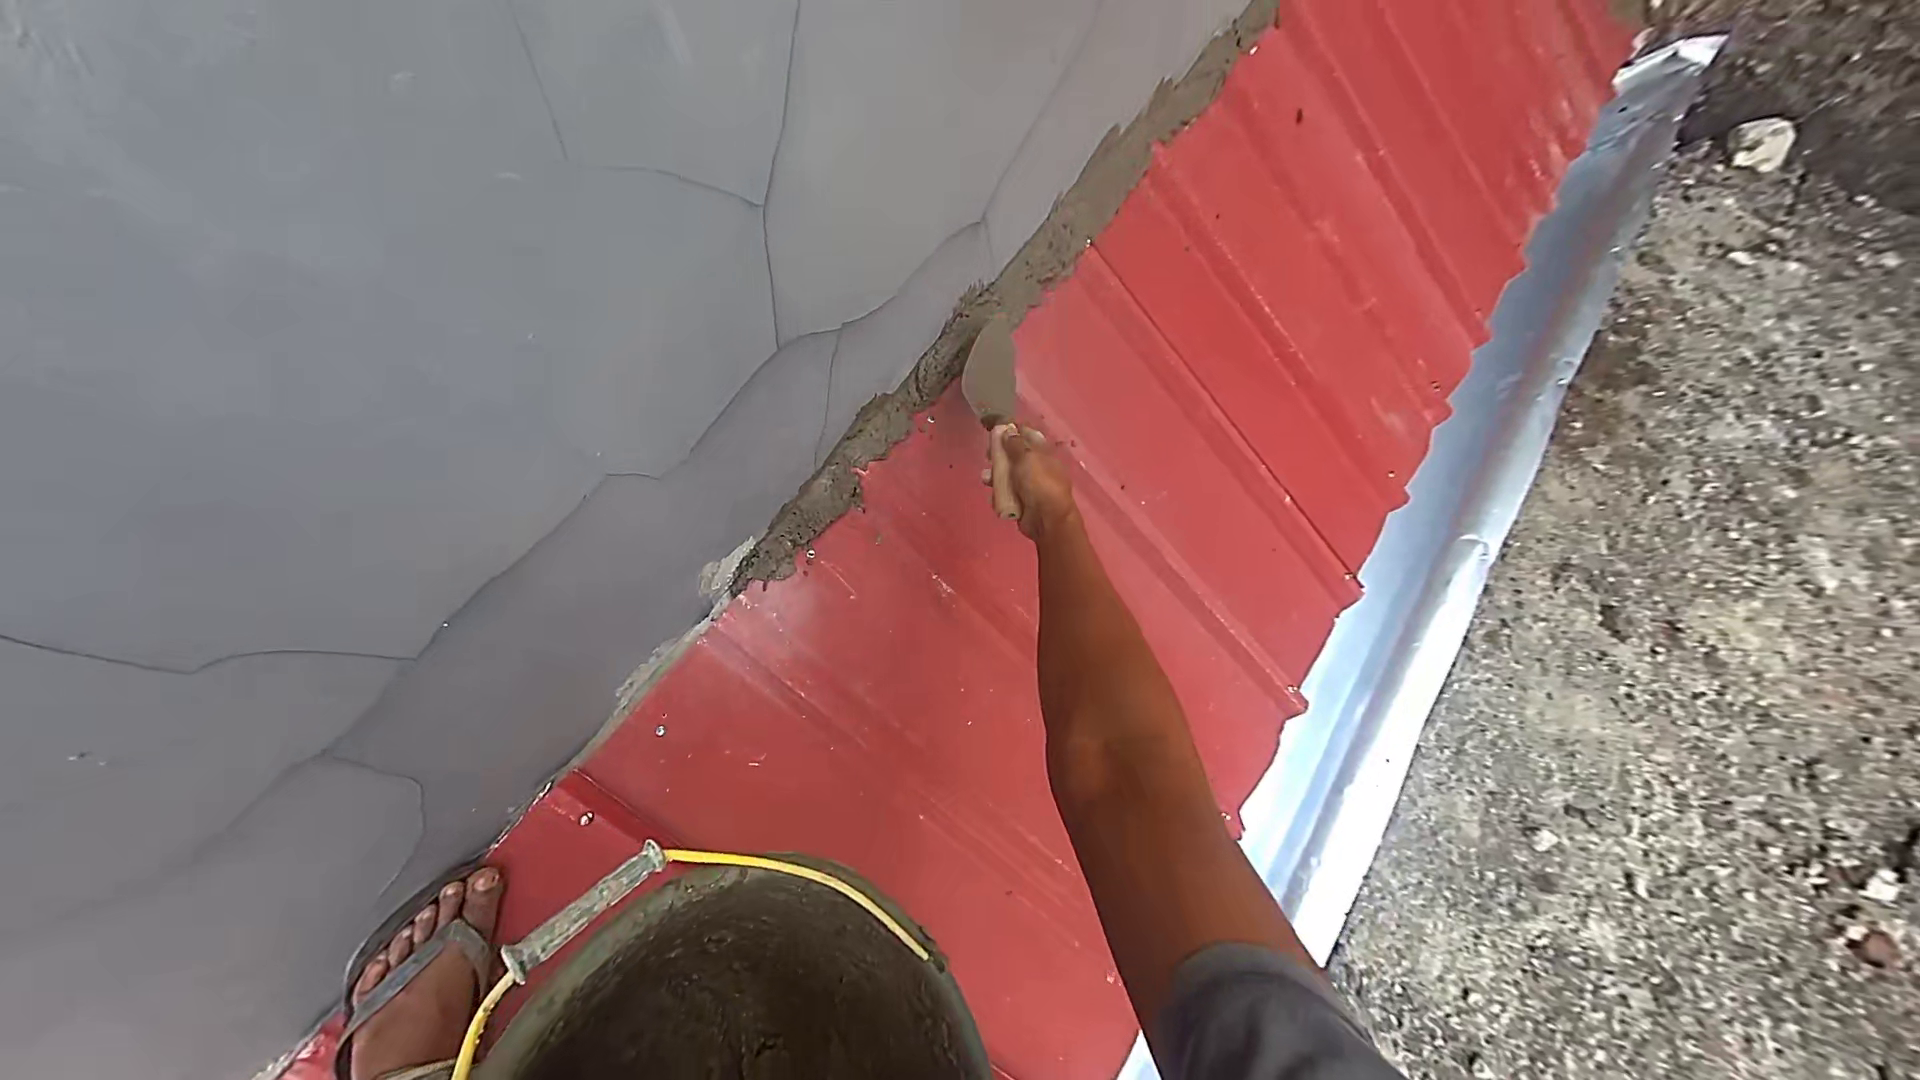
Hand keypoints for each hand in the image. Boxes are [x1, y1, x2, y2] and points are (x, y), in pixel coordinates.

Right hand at [990, 424, 1076, 538]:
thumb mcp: (1028, 458)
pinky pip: (1005, 491)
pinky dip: (998, 490)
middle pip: (1013, 453)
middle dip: (998, 452)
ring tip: (986, 478)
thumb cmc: (1040, 484)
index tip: (992, 425)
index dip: (1010, 428)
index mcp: (1043, 452)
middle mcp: (1036, 466)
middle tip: (987, 454)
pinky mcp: (1020, 499)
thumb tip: (1008, 430)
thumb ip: (1015, 444)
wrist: (1047, 520)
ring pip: (1007, 473)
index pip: (1025, 433)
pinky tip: (992, 492)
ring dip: (995, 473)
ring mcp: (1028, 484)